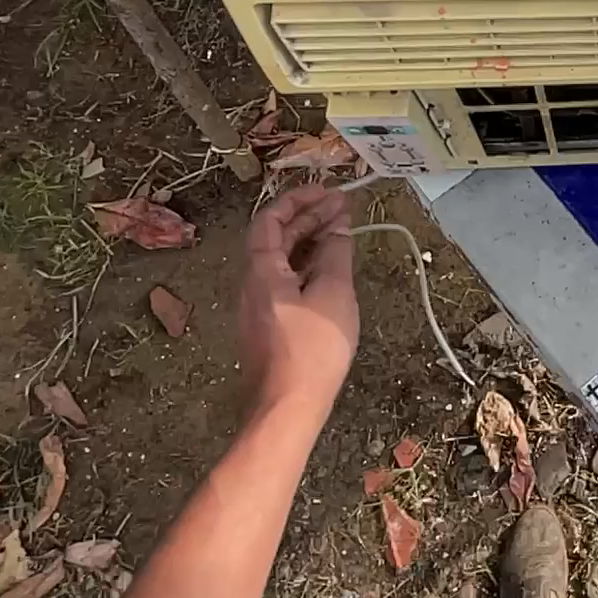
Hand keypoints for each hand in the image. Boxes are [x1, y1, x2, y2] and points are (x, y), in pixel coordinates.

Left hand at [239, 185, 359, 423]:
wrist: (290, 406)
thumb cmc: (313, 345)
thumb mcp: (334, 292)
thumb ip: (336, 254)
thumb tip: (339, 227)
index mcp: (262, 272)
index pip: (269, 221)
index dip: (297, 200)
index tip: (328, 192)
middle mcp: (253, 284)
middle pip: (276, 238)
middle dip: (309, 217)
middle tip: (344, 206)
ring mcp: (260, 305)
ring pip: (283, 259)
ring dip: (311, 238)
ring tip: (343, 228)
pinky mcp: (272, 322)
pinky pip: (287, 278)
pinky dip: (309, 262)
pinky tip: (332, 263)